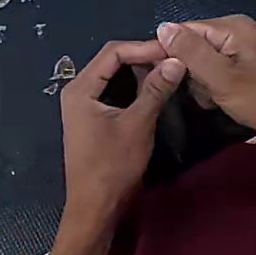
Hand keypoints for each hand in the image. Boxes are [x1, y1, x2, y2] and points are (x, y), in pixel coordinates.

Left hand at [59, 39, 185, 228]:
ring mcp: (85, 105)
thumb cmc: (112, 166)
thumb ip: (155, 90)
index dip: (144, 47)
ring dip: (141, 71)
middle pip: (113, 60)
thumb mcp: (137, 125)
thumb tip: (176, 61)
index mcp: (80, 88)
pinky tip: (157, 87)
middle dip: (144, 56)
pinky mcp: (95, 118)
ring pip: (116, 76)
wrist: (96, 207)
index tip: (173, 50)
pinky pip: (116, 91)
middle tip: (175, 57)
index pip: (113, 52)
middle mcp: (78, 91)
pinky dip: (136, 87)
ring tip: (170, 69)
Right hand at [156, 16, 255, 143]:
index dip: (167, 53)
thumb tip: (162, 28)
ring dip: (204, 86)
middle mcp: (237, 32)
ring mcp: (243, 50)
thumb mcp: (223, 79)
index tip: (158, 77)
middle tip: (207, 92)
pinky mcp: (246, 68)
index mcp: (232, 27)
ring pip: (202, 65)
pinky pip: (217, 74)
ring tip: (220, 100)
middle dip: (191, 74)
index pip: (183, 31)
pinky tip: (226, 102)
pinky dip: (216, 89)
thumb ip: (191, 53)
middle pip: (192, 47)